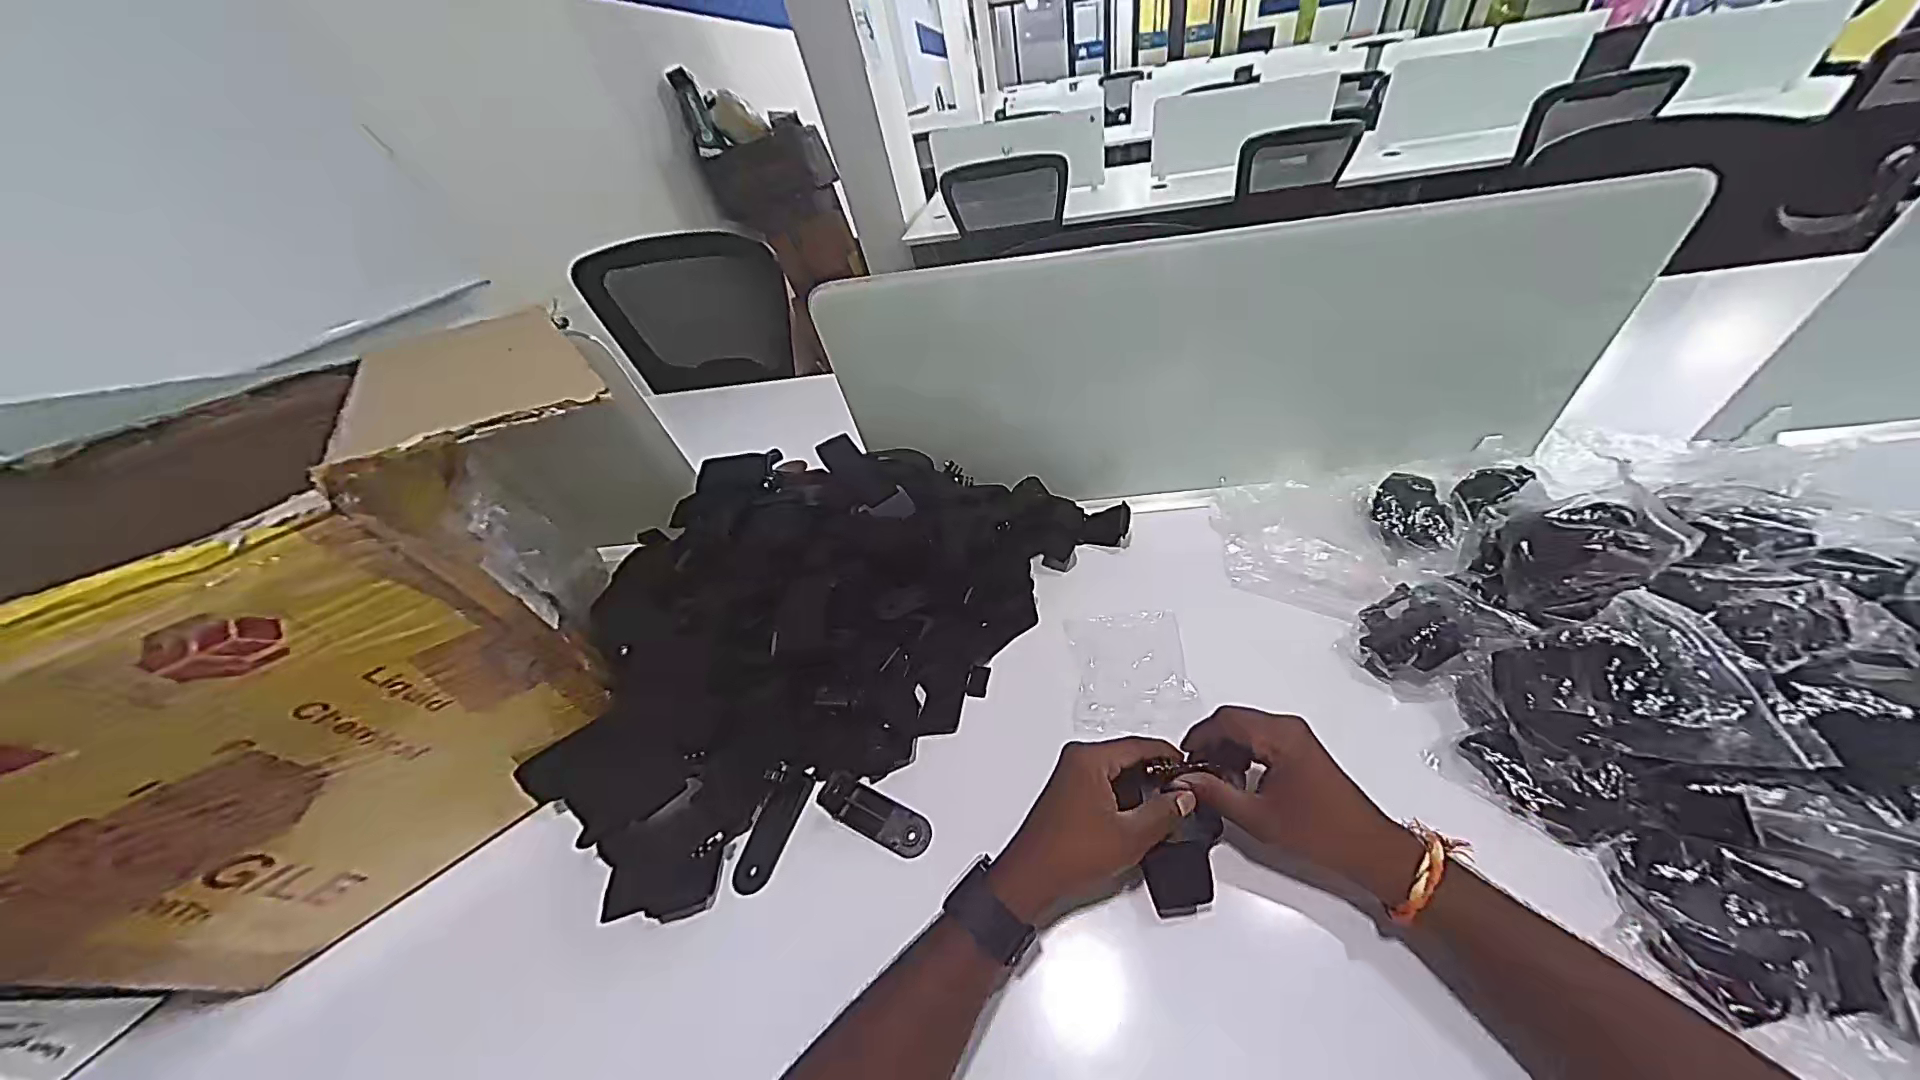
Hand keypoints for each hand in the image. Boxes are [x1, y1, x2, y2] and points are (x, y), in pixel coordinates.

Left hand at [988, 737, 1197, 923]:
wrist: (1032, 879)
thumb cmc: (1065, 854)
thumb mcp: (1130, 835)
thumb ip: (1164, 812)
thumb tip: (1181, 798)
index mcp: (1088, 759)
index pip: (1139, 745)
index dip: (1169, 756)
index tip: (1189, 768)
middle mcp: (1077, 761)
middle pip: (1128, 758)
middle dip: (1156, 777)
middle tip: (1181, 794)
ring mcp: (1071, 777)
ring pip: (1118, 774)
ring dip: (1140, 792)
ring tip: (1162, 814)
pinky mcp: (1070, 794)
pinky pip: (1105, 786)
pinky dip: (1124, 800)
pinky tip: (1137, 822)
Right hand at [1176, 707, 1424, 907]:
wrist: (1369, 849)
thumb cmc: (1324, 833)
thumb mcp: (1258, 817)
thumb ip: (1215, 794)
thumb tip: (1186, 781)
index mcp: (1280, 737)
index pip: (1226, 721)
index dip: (1199, 737)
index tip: (1185, 758)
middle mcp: (1289, 729)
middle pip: (1235, 722)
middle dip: (1211, 744)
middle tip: (1196, 771)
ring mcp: (1297, 739)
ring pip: (1246, 731)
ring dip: (1227, 751)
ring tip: (1218, 782)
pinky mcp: (1300, 751)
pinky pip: (1261, 741)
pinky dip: (1243, 755)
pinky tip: (1239, 782)